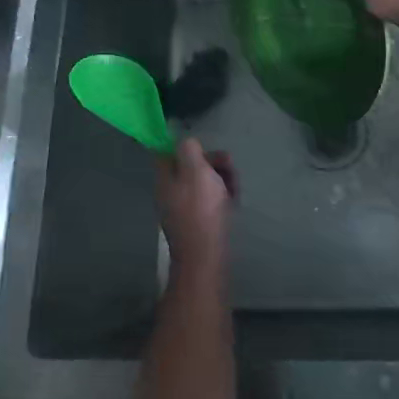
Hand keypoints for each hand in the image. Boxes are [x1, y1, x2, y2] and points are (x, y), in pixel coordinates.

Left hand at [156, 137, 234, 269]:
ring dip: (220, 180)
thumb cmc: (201, 209)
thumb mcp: (196, 170)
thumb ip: (189, 150)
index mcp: (165, 177)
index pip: (169, 151)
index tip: (209, 152)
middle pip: (190, 167)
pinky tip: (232, 203)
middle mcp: (169, 191)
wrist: (204, 255)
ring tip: (234, 190)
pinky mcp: (194, 222)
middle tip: (230, 170)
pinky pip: (206, 201)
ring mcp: (181, 208)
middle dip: (213, 164)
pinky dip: (220, 198)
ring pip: (202, 183)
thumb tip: (188, 143)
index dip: (190, 147)